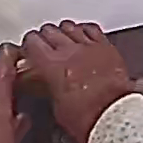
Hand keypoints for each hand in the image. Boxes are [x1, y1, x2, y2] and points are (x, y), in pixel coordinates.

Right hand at [20, 22, 133, 142]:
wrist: (113, 115)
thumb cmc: (87, 116)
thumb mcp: (56, 106)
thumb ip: (49, 86)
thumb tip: (50, 83)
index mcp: (52, 65)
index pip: (32, 41)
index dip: (29, 44)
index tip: (30, 49)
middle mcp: (69, 51)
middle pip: (49, 30)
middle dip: (44, 36)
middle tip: (45, 45)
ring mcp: (88, 46)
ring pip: (70, 26)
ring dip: (64, 32)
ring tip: (63, 39)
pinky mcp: (105, 47)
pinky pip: (91, 29)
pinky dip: (84, 30)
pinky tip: (83, 35)